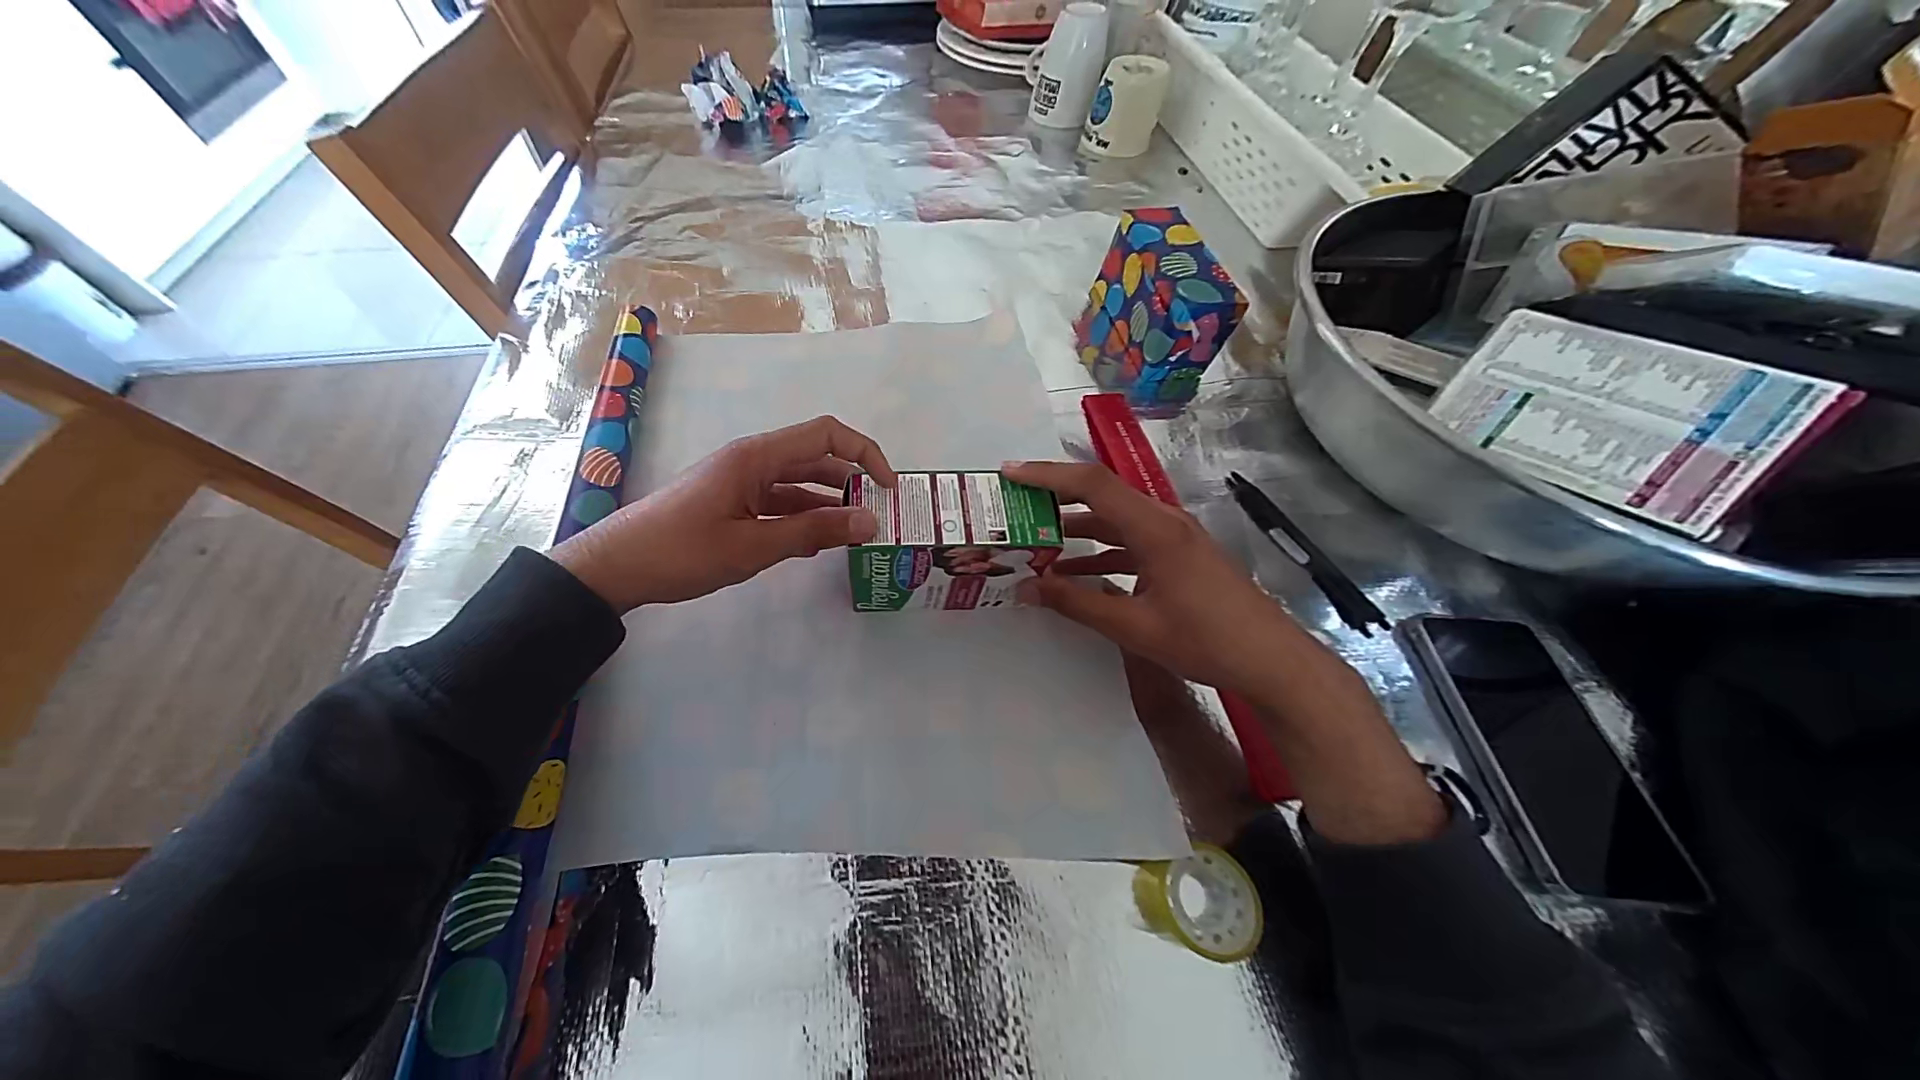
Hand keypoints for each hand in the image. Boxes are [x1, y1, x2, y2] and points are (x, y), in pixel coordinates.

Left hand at [551, 416, 895, 611]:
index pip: (825, 434)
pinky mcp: (731, 502)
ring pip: (798, 482)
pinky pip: (778, 502)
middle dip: (852, 480)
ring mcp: (740, 481)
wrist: (616, 567)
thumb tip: (870, 522)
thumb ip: (814, 532)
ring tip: (857, 531)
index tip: (889, 486)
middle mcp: (752, 460)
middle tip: (879, 513)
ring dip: (829, 501)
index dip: (864, 452)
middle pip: (815, 456)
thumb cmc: (682, 552)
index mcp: (757, 457)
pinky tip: (817, 543)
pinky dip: (803, 517)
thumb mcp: (753, 546)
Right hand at [1003, 460, 1306, 703]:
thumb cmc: (1204, 640)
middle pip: (1103, 496)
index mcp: (1154, 528)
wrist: (1270, 660)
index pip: (1093, 484)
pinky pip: (1131, 542)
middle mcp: (1164, 522)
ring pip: (1116, 520)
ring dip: (1078, 529)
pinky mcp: (1181, 556)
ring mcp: (1175, 538)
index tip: (1010, 474)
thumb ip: (1076, 603)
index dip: (1047, 475)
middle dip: (1056, 499)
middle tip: (1016, 506)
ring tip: (1037, 541)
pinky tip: (1077, 573)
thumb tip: (1026, 588)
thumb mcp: (1132, 626)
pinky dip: (1101, 552)